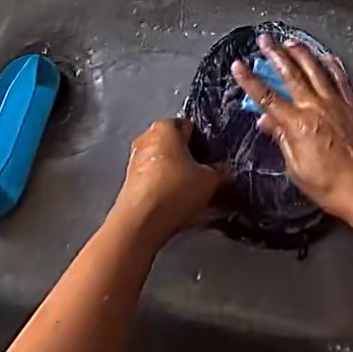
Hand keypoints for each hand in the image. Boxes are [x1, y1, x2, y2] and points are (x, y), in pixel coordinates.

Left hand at [111, 118, 223, 243]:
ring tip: (193, 194)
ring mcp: (134, 163)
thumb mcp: (210, 180)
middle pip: (174, 146)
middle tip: (205, 174)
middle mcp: (146, 139)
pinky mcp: (128, 186)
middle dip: (188, 158)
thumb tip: (224, 172)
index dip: (203, 140)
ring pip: (163, 165)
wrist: (139, 225)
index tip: (214, 156)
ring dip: (176, 176)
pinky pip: (154, 182)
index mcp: (165, 127)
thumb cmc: (176, 189)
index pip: (190, 126)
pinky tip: (177, 206)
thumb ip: (220, 172)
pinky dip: (164, 190)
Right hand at [232, 34, 352, 220]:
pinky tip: (326, 56)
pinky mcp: (352, 106)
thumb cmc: (328, 185)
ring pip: (316, 70)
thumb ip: (281, 139)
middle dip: (275, 54)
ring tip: (290, 41)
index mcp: (297, 124)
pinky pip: (341, 79)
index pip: (267, 97)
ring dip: (301, 53)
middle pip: (291, 75)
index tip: (238, 66)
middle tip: (265, 39)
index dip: (250, 80)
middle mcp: (316, 107)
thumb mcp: (295, 168)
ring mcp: (336, 104)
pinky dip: (333, 65)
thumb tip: (266, 121)